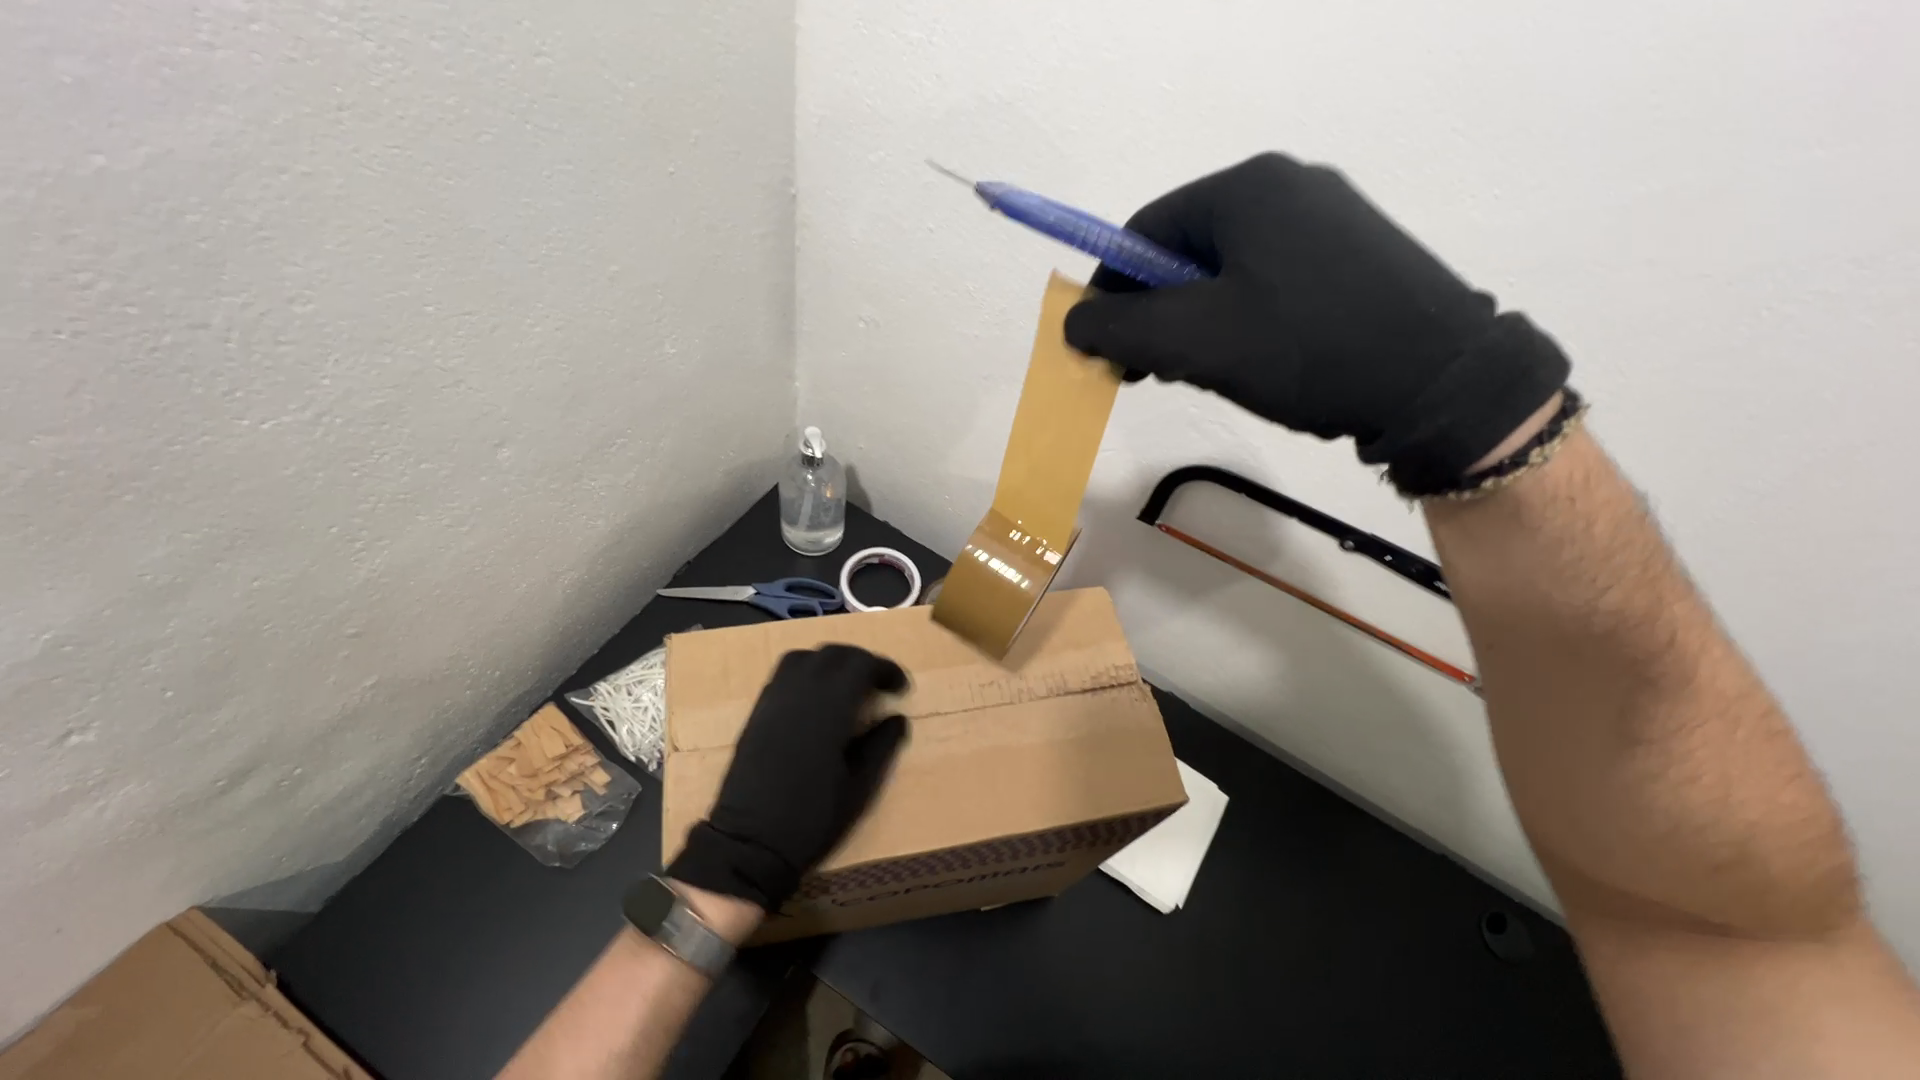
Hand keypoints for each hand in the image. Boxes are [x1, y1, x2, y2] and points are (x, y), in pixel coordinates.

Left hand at [667, 645, 908, 910]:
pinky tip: (816, 702)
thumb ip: (881, 746)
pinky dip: (807, 674)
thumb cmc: (812, 819)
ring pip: (805, 657)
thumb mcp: (860, 788)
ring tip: (847, 687)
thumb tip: (897, 718)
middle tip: (879, 684)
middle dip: (861, 661)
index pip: (861, 665)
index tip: (901, 688)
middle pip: (834, 653)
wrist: (750, 843)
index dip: (885, 669)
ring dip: (831, 663)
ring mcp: (773, 700)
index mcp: (829, 708)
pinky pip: (784, 675)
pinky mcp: (757, 713)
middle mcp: (800, 692)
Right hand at [1064, 152, 1570, 494]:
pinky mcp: (1358, 255)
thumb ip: (1117, 327)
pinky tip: (1255, 360)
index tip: (1104, 349)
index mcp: (1246, 189)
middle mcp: (1289, 186)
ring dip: (1198, 321)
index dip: (1110, 293)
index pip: (1143, 232)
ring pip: (1230, 269)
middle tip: (1150, 370)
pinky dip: (1245, 319)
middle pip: (1186, 250)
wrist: (1443, 383)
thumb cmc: (1305, 350)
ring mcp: (1330, 218)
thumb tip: (1073, 321)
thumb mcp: (1194, 342)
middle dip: (1157, 312)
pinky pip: (1273, 279)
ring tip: (1204, 372)